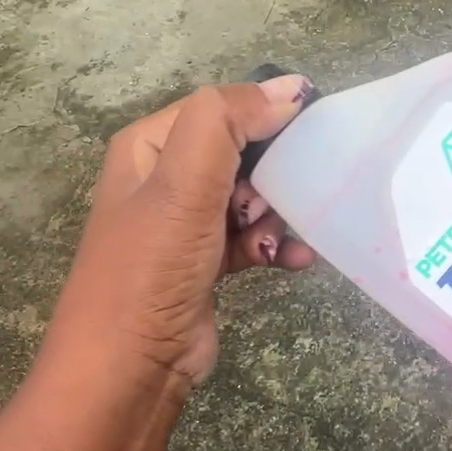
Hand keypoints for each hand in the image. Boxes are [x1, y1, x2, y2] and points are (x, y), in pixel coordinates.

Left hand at [42, 76, 316, 390]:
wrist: (132, 361)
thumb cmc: (152, 265)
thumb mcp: (185, 184)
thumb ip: (228, 124)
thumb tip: (289, 88)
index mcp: (150, 146)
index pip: (221, 108)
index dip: (268, 114)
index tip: (319, 127)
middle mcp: (168, 178)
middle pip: (243, 153)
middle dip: (276, 174)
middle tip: (290, 195)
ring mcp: (189, 223)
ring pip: (255, 198)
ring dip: (280, 215)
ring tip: (285, 238)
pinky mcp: (209, 261)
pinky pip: (256, 239)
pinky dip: (278, 247)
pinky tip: (298, 261)